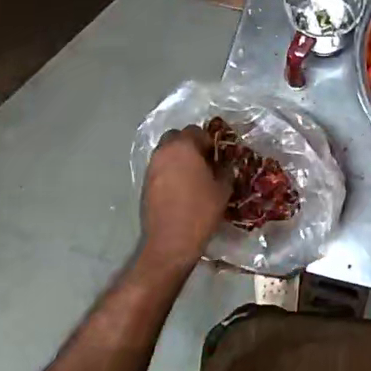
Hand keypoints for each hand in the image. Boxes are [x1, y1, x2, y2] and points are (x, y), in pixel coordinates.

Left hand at [137, 126, 228, 273]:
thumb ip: (225, 170)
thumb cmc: (201, 211)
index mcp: (183, 147)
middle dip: (190, 144)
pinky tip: (181, 188)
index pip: (196, 130)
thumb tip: (224, 164)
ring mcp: (151, 167)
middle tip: (204, 160)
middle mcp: (163, 152)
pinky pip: (160, 168)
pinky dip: (170, 171)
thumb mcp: (223, 189)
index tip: (217, 154)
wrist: (171, 240)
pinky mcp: (145, 183)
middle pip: (176, 137)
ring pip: (166, 152)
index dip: (209, 140)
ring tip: (193, 175)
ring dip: (179, 158)